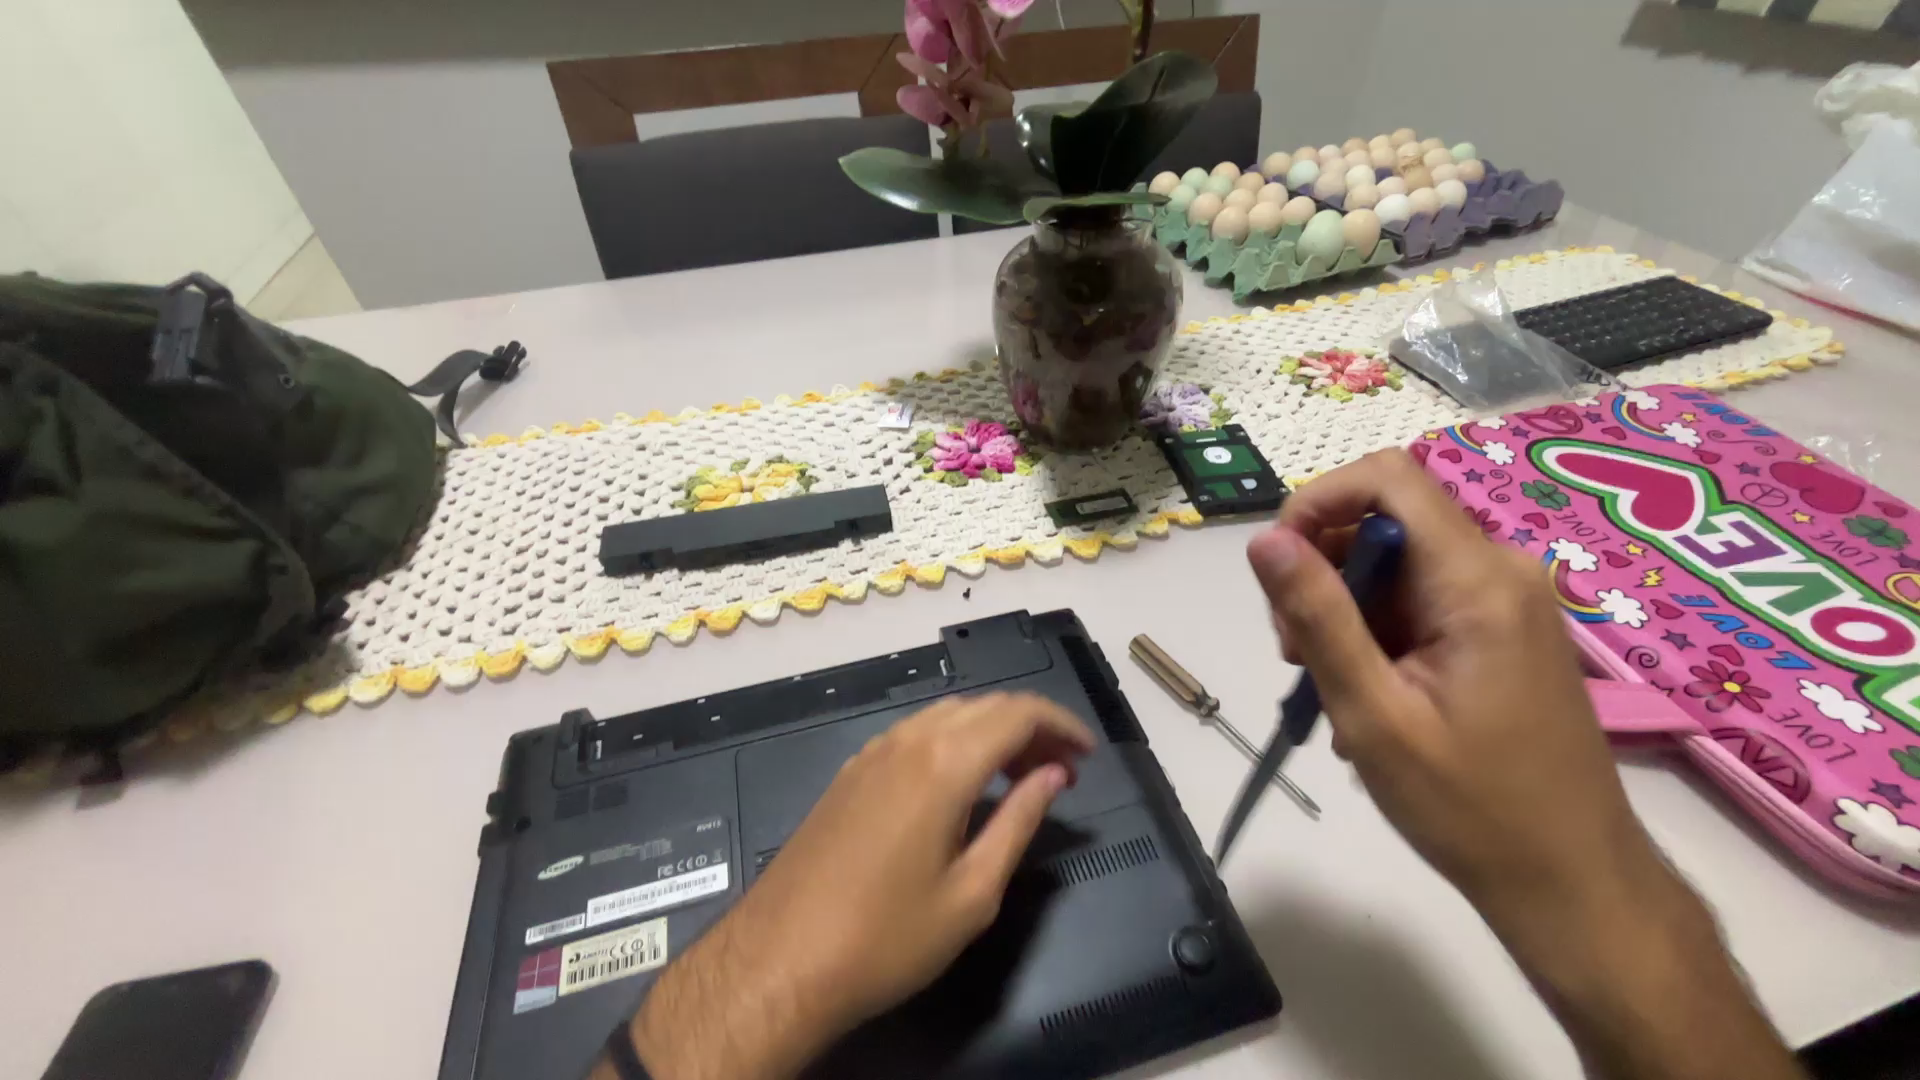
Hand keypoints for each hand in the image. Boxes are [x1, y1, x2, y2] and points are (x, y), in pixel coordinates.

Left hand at [616, 692, 1093, 1079]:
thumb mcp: (972, 892)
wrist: (780, 959)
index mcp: (945, 762)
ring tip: (1022, 776)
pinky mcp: (852, 771)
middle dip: (1033, 728)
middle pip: (985, 707)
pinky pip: (916, 734)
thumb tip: (1053, 776)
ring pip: (949, 715)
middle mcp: (909, 740)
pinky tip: (963, 784)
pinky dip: (954, 742)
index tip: (1088, 754)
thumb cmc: (887, 936)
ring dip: (992, 732)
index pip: (1019, 713)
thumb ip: (1019, 821)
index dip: (1062, 725)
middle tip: (1064, 770)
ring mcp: (873, 752)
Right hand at [1247, 449, 1800, 1079]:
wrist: (1571, 881)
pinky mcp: (1500, 629)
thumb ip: (1318, 616)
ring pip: (1394, 562)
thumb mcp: (1372, 712)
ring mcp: (1505, 601)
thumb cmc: (1468, 805)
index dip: (1317, 500)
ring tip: (1326, 680)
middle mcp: (1500, 571)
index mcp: (1477, 581)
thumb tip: (1264, 538)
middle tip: (1295, 651)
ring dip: (1342, 606)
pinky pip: (1419, 597)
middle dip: (1320, 568)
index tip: (1277, 568)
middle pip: (1384, 520)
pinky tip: (1365, 690)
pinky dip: (1374, 628)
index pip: (1388, 478)